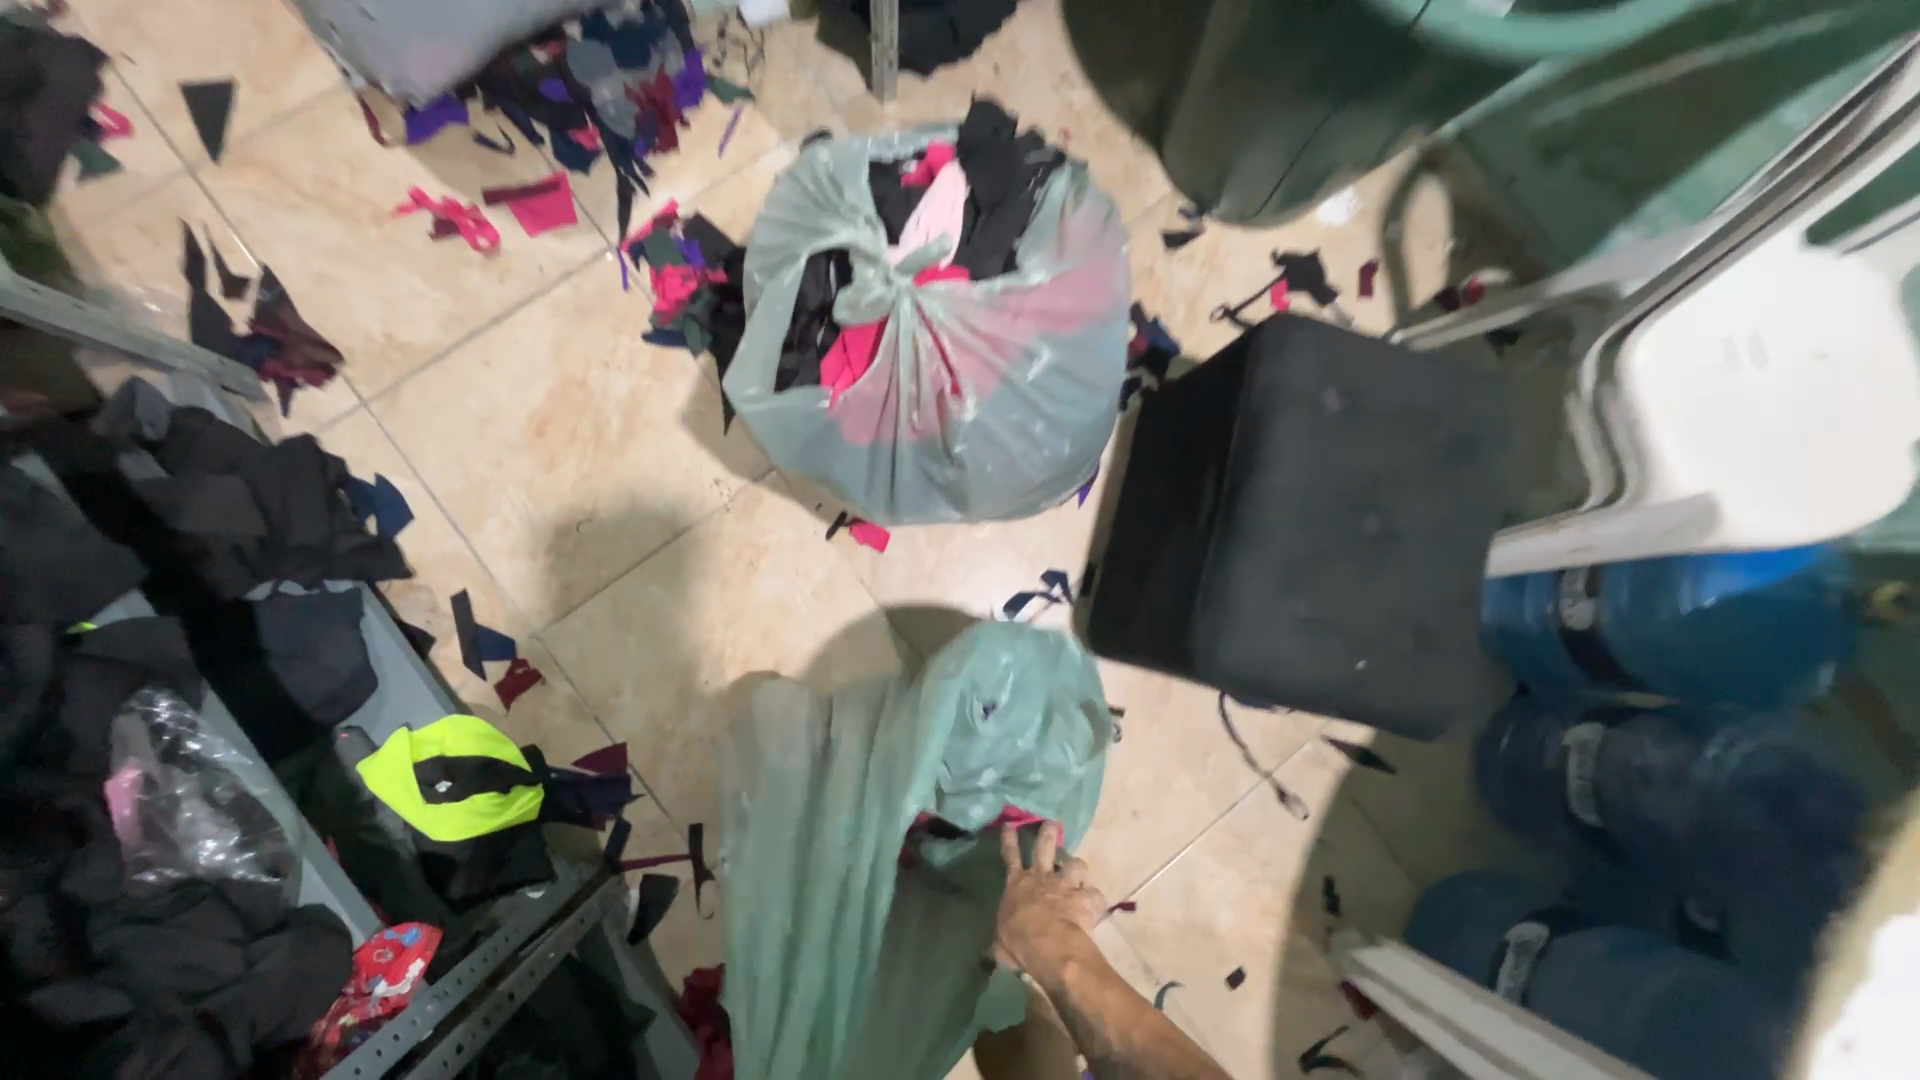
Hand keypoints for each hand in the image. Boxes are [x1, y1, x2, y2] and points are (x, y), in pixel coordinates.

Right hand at [994, 821, 1106, 974]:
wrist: (1046, 944)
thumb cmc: (1018, 941)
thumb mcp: (1001, 943)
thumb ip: (999, 944)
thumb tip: (991, 953)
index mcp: (1017, 885)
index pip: (1010, 856)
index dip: (1010, 839)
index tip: (1010, 824)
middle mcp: (1040, 877)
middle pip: (1044, 847)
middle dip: (1047, 833)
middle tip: (1052, 823)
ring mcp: (1064, 884)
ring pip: (1075, 864)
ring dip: (1078, 868)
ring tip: (1081, 874)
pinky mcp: (1084, 897)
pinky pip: (1095, 894)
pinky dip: (1096, 899)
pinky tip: (1096, 904)